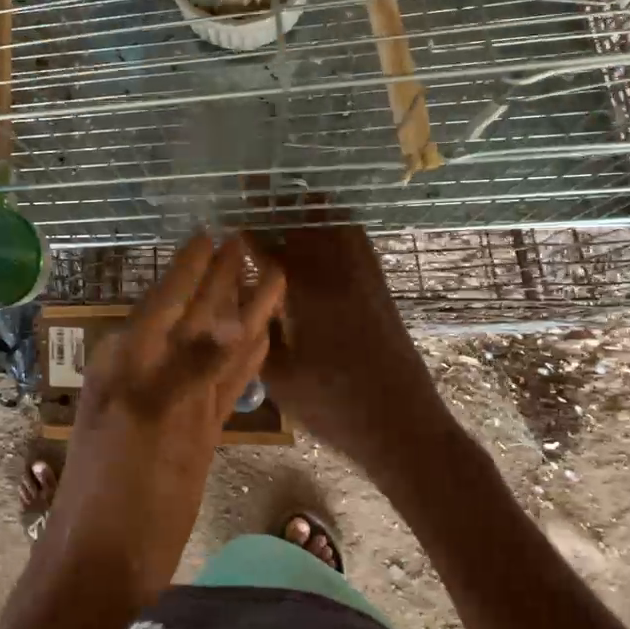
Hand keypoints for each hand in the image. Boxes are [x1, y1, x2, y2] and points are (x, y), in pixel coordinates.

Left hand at [46, 233, 283, 598]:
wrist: (108, 557)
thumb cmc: (123, 485)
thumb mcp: (153, 419)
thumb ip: (193, 368)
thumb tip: (234, 320)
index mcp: (131, 357)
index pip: (168, 298)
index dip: (191, 267)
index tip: (213, 230)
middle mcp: (153, 370)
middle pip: (195, 315)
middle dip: (222, 281)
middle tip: (250, 242)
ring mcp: (177, 401)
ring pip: (214, 347)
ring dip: (241, 316)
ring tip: (271, 280)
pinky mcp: (196, 432)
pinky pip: (222, 385)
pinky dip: (242, 362)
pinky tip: (261, 340)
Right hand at [248, 224, 454, 477]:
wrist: (403, 428)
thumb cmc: (332, 406)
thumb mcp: (277, 375)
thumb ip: (251, 330)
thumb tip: (233, 298)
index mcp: (305, 292)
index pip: (268, 245)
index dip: (245, 230)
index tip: (226, 220)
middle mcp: (335, 274)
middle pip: (301, 223)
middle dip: (272, 210)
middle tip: (249, 200)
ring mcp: (363, 278)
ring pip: (332, 225)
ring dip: (305, 213)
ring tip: (279, 211)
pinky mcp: (379, 289)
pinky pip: (355, 241)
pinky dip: (333, 227)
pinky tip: (317, 233)